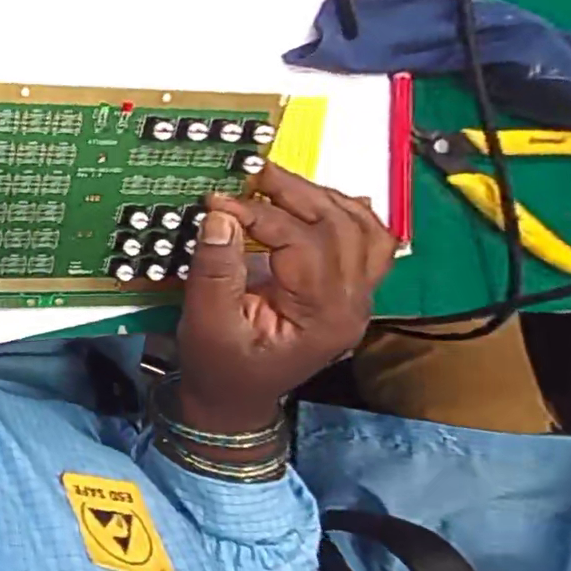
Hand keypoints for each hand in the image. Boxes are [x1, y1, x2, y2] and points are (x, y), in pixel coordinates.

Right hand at [173, 163, 396, 432]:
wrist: (233, 398)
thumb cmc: (219, 366)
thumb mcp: (206, 322)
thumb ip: (215, 270)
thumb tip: (219, 217)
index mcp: (322, 314)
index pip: (304, 242)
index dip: (259, 214)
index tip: (217, 201)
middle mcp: (352, 303)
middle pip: (343, 228)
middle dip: (297, 193)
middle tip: (254, 172)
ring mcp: (356, 298)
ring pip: (363, 230)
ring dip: (323, 198)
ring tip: (278, 181)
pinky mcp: (345, 292)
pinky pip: (364, 243)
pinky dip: (345, 214)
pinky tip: (320, 199)